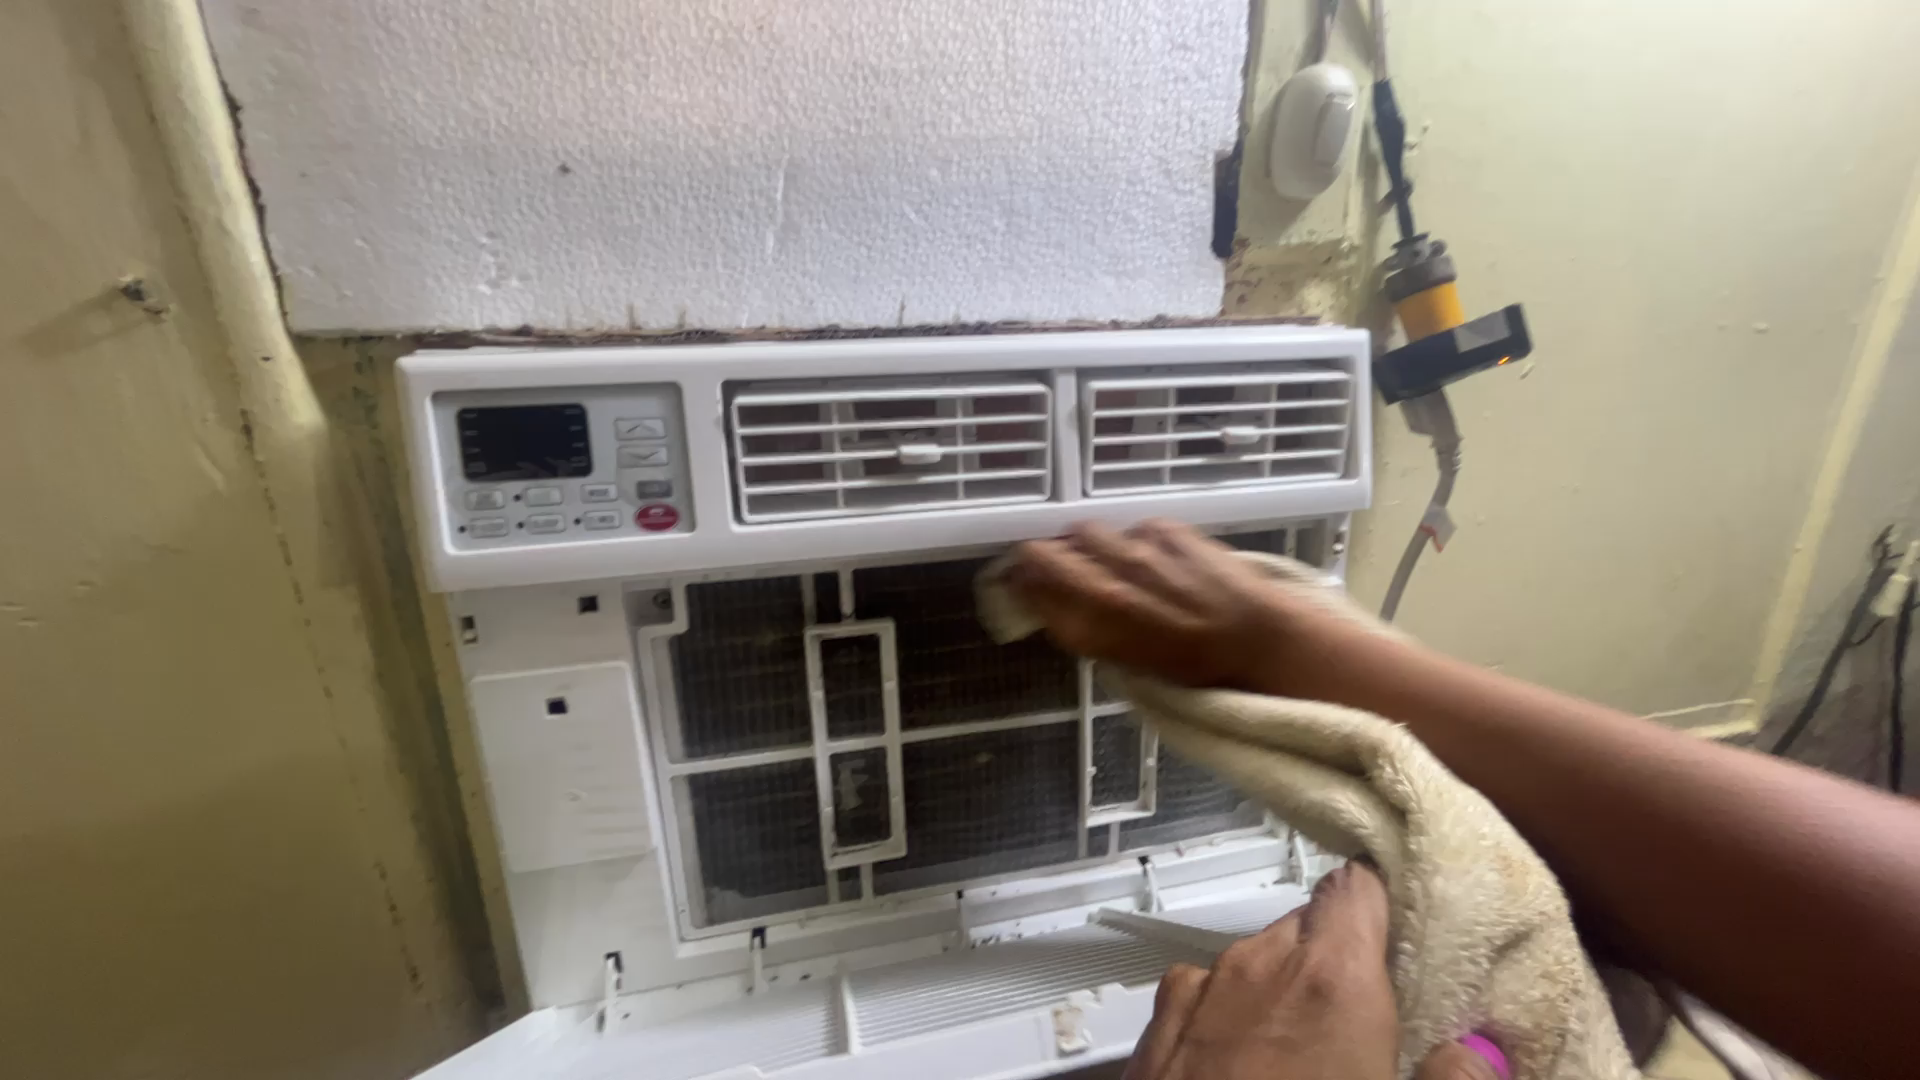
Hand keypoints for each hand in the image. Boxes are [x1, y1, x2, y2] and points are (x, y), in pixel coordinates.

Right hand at [1006, 519, 1306, 690]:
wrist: (1256, 637)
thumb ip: (1076, 625)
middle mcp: (1106, 581)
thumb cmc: (1190, 664)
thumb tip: (1041, 598)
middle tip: (1061, 569)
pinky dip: (1133, 542)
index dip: (1020, 577)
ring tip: (1112, 561)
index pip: (1029, 577)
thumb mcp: (1122, 658)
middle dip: (1045, 557)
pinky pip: (1130, 528)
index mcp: (1092, 622)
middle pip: (1045, 549)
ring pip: (1086, 532)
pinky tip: (1156, 559)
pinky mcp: (1164, 527)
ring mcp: (1135, 549)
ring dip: (1088, 545)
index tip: (1023, 581)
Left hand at [1124, 862, 1500, 1079]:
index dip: (1384, 900)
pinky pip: (1214, 993)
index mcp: (1331, 977)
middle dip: (1346, 960)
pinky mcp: (1161, 1019)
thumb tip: (1476, 1052)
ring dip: (1292, 990)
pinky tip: (1251, 1071)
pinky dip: (1240, 1013)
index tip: (1410, 926)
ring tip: (1319, 1058)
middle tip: (1380, 1018)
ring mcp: (1201, 985)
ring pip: (1262, 960)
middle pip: (1312, 926)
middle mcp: (1260, 961)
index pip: (1357, 887)